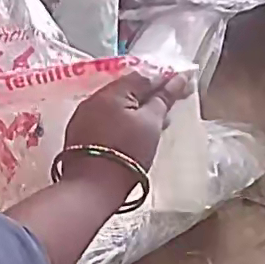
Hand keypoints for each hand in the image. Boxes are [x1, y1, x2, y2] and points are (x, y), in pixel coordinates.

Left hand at [63, 67, 193, 174]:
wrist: (92, 186)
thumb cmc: (127, 151)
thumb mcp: (152, 122)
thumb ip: (164, 98)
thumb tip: (177, 78)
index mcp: (110, 93)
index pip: (142, 77)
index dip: (166, 80)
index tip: (185, 87)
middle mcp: (92, 101)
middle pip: (127, 91)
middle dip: (151, 97)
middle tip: (173, 107)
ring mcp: (82, 119)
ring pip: (116, 107)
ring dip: (137, 111)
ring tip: (158, 123)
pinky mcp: (79, 136)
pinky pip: (105, 121)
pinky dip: (122, 123)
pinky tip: (136, 134)